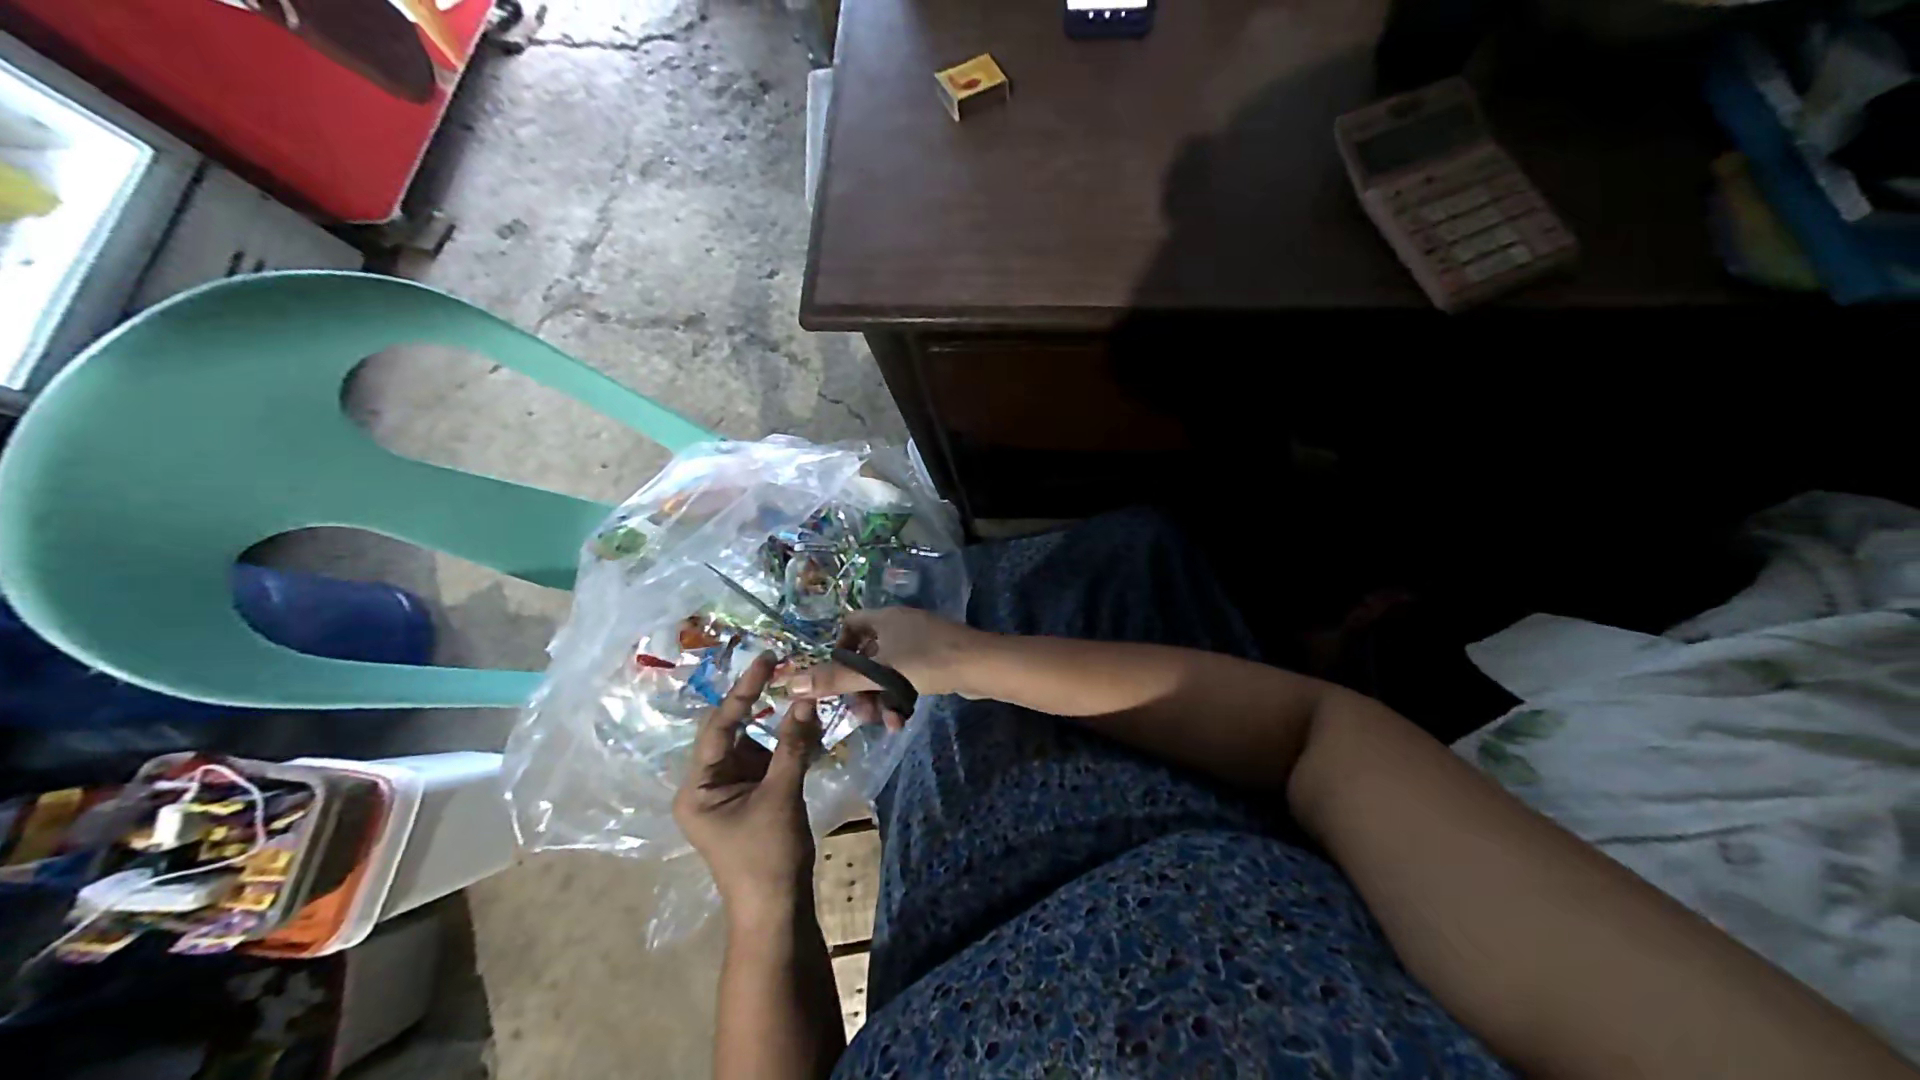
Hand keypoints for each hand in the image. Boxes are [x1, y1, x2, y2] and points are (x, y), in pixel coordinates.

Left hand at [674, 653, 821, 926]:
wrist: (777, 912)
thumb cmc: (767, 856)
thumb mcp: (781, 795)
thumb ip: (792, 745)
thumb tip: (806, 700)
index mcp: (697, 786)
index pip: (719, 727)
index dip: (744, 691)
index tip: (765, 659)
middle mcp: (707, 785)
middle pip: (735, 733)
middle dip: (763, 706)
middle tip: (788, 671)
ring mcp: (731, 792)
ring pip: (755, 746)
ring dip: (781, 726)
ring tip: (807, 700)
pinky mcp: (752, 799)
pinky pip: (768, 762)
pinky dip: (788, 747)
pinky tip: (810, 729)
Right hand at [776, 607, 988, 728]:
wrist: (981, 665)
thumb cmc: (927, 661)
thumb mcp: (878, 673)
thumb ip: (835, 680)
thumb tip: (791, 685)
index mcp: (884, 618)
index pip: (849, 625)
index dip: (837, 649)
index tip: (834, 677)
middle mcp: (899, 626)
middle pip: (866, 655)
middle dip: (860, 687)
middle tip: (859, 713)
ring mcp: (919, 642)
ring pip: (886, 672)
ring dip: (879, 698)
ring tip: (882, 723)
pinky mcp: (935, 660)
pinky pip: (906, 679)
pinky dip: (899, 698)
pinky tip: (899, 721)